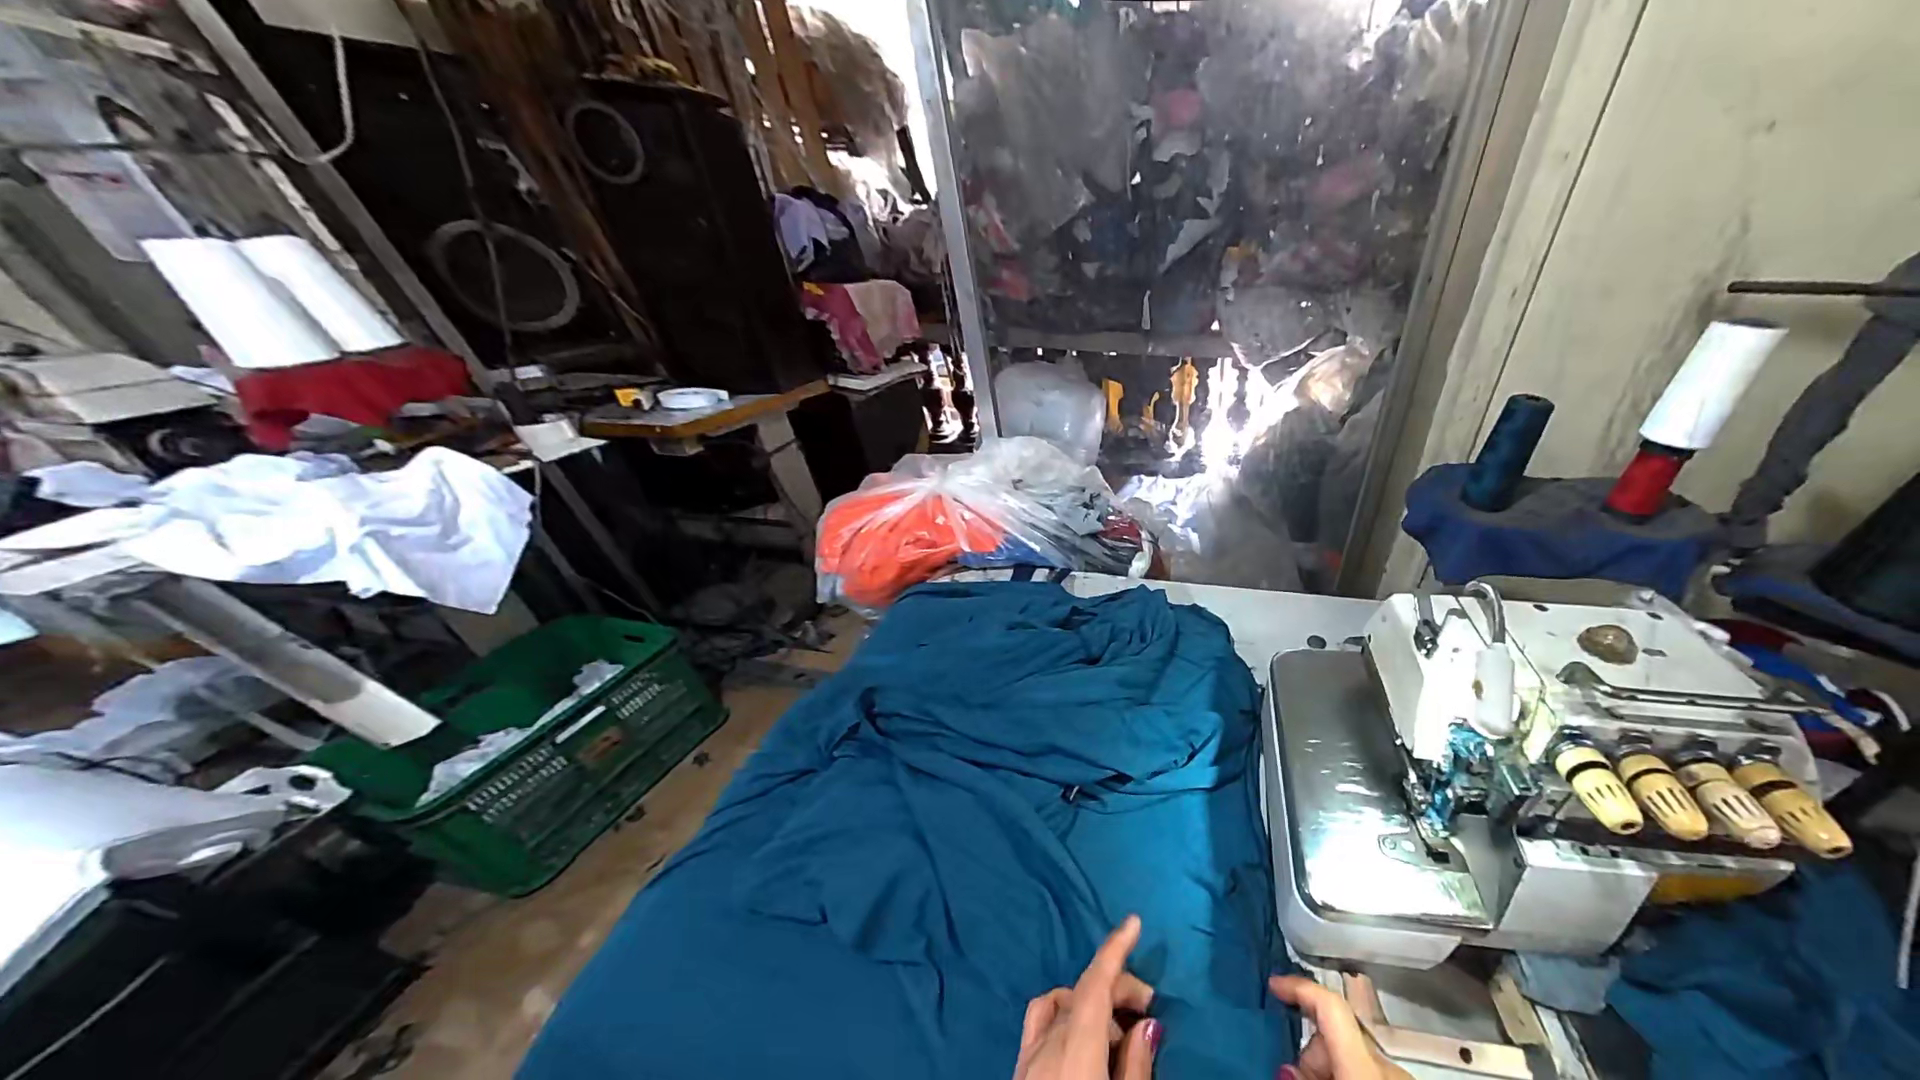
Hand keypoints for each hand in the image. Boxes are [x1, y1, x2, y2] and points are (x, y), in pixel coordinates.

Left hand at [1012, 915, 1160, 1079]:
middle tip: (1148, 1006)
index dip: (1114, 949)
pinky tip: (1080, 1031)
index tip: (1133, 921)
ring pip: (1063, 1006)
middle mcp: (1048, 1040)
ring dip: (1092, 1004)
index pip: (1095, 983)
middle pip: (1083, 993)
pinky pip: (1041, 1020)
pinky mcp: (1019, 1066)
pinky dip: (1063, 1012)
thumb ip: (1135, 1064)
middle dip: (1117, 988)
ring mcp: (1028, 1052)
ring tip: (1121, 1028)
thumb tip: (1147, 1025)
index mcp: (1075, 1045)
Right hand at [1268, 976, 1411, 1079]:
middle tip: (1292, 1068)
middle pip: (1338, 1030)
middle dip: (1311, 1043)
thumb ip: (1303, 1077)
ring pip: (1353, 1052)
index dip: (1299, 986)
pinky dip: (1347, 1072)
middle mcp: (1387, 1063)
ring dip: (1328, 1061)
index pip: (1331, 1004)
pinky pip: (1368, 1069)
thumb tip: (1286, 1067)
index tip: (1273, 982)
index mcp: (1365, 1063)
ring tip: (1310, 1079)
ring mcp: (1401, 1076)